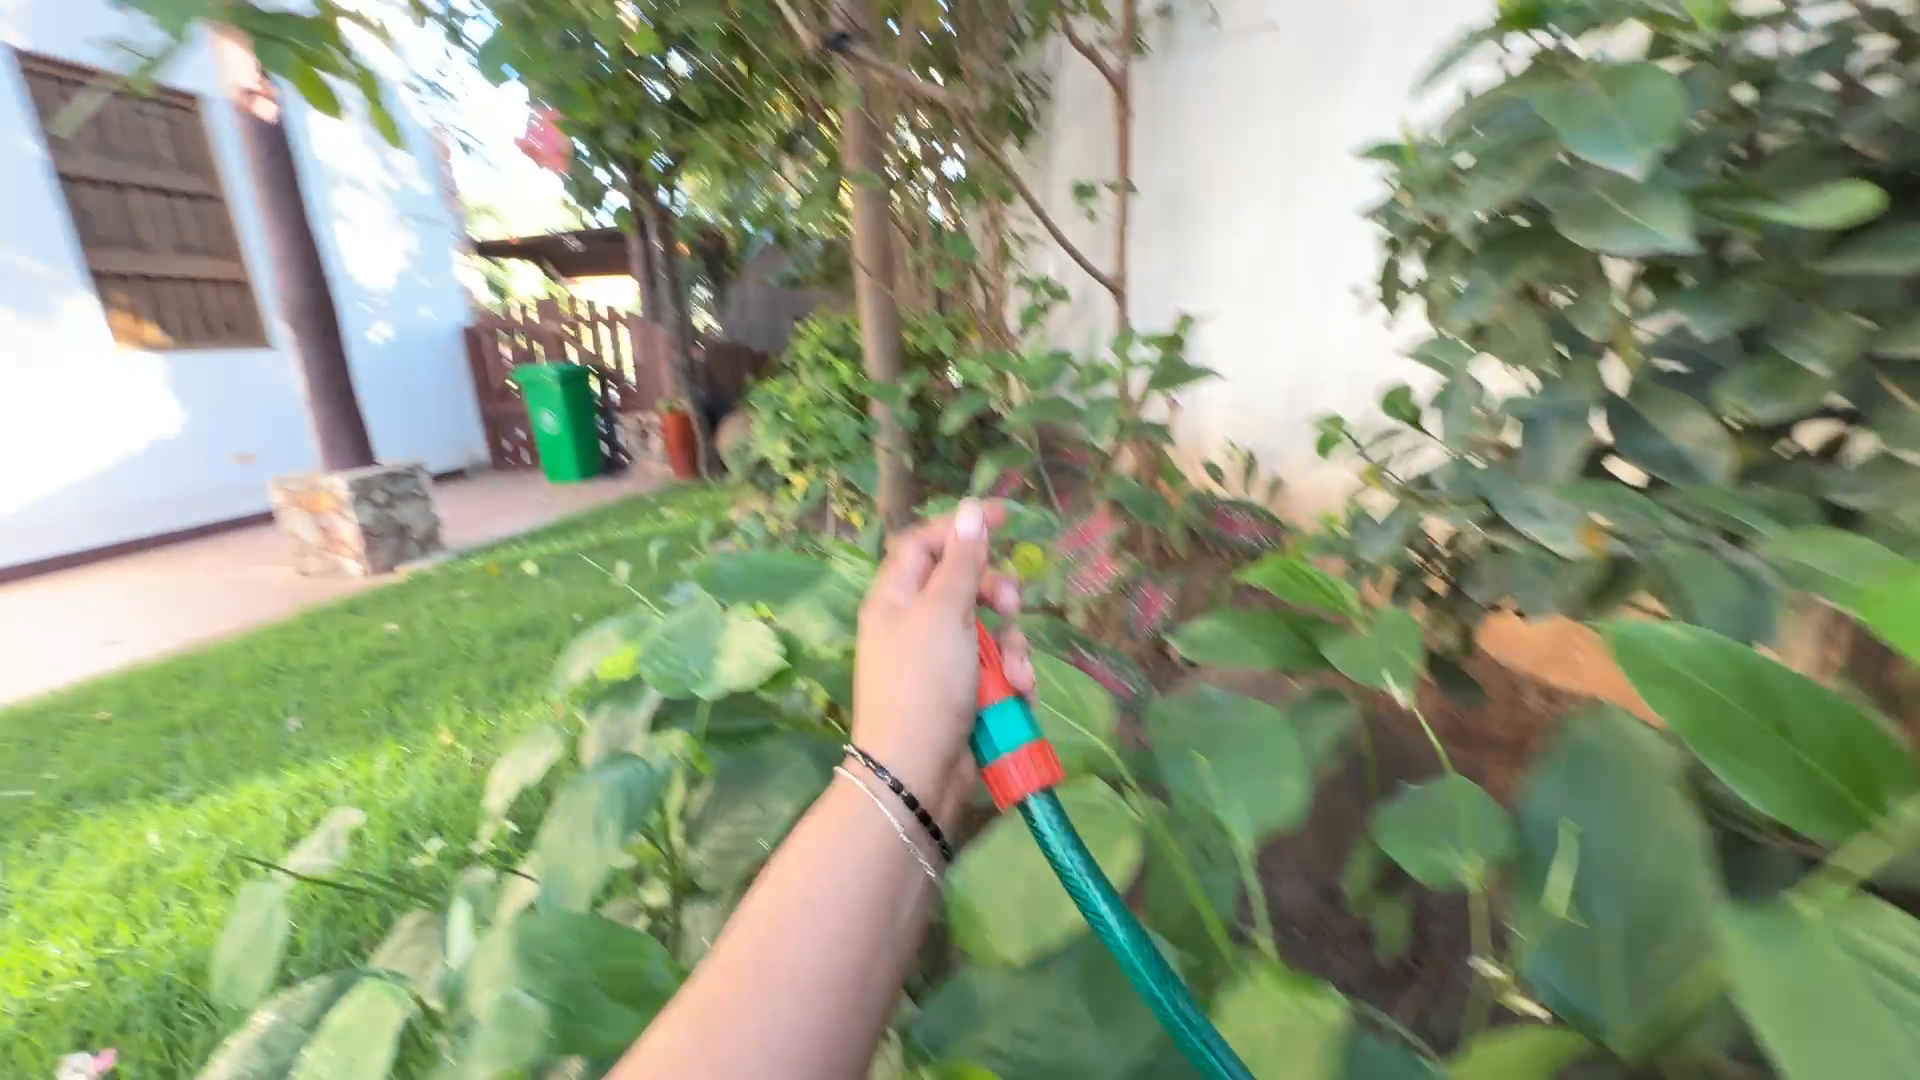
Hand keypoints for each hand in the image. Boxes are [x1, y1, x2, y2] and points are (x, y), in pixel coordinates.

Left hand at [851, 499, 1036, 821]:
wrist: (916, 773)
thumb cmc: (924, 684)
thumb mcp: (945, 613)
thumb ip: (962, 562)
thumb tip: (968, 510)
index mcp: (897, 597)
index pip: (926, 543)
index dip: (962, 526)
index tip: (1004, 517)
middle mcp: (915, 622)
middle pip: (964, 584)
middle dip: (996, 593)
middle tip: (1011, 605)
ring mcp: (940, 659)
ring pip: (989, 629)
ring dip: (1011, 647)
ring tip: (1015, 676)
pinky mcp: (962, 690)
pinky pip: (994, 667)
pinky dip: (1010, 678)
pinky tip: (1019, 696)